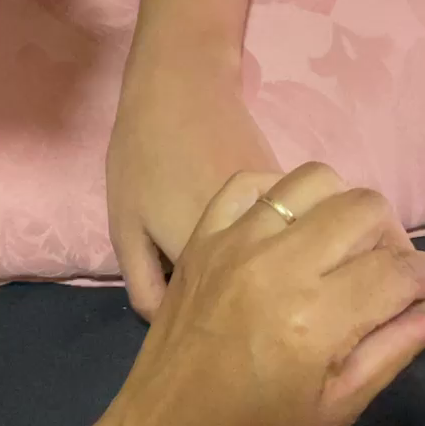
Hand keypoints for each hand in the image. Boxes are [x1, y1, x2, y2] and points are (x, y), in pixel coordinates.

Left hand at [93, 163, 424, 425]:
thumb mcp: (337, 408)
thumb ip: (399, 345)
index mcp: (314, 317)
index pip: (400, 270)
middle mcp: (276, 264)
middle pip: (365, 209)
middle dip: (396, 242)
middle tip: (390, 284)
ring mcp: (233, 243)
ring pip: (315, 181)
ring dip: (344, 211)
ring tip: (341, 256)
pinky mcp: (201, 240)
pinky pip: (251, 184)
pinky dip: (282, 197)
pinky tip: (289, 234)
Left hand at [106, 51, 280, 319]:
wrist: (183, 86)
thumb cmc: (142, 156)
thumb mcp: (125, 228)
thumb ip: (144, 286)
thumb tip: (166, 324)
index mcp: (205, 260)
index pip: (222, 319)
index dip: (215, 334)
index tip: (209, 339)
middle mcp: (253, 246)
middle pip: (262, 299)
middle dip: (251, 315)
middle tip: (236, 320)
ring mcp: (283, 219)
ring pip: (286, 272)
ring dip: (275, 286)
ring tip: (258, 293)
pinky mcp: (299, 198)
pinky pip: (299, 240)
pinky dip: (289, 254)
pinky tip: (272, 257)